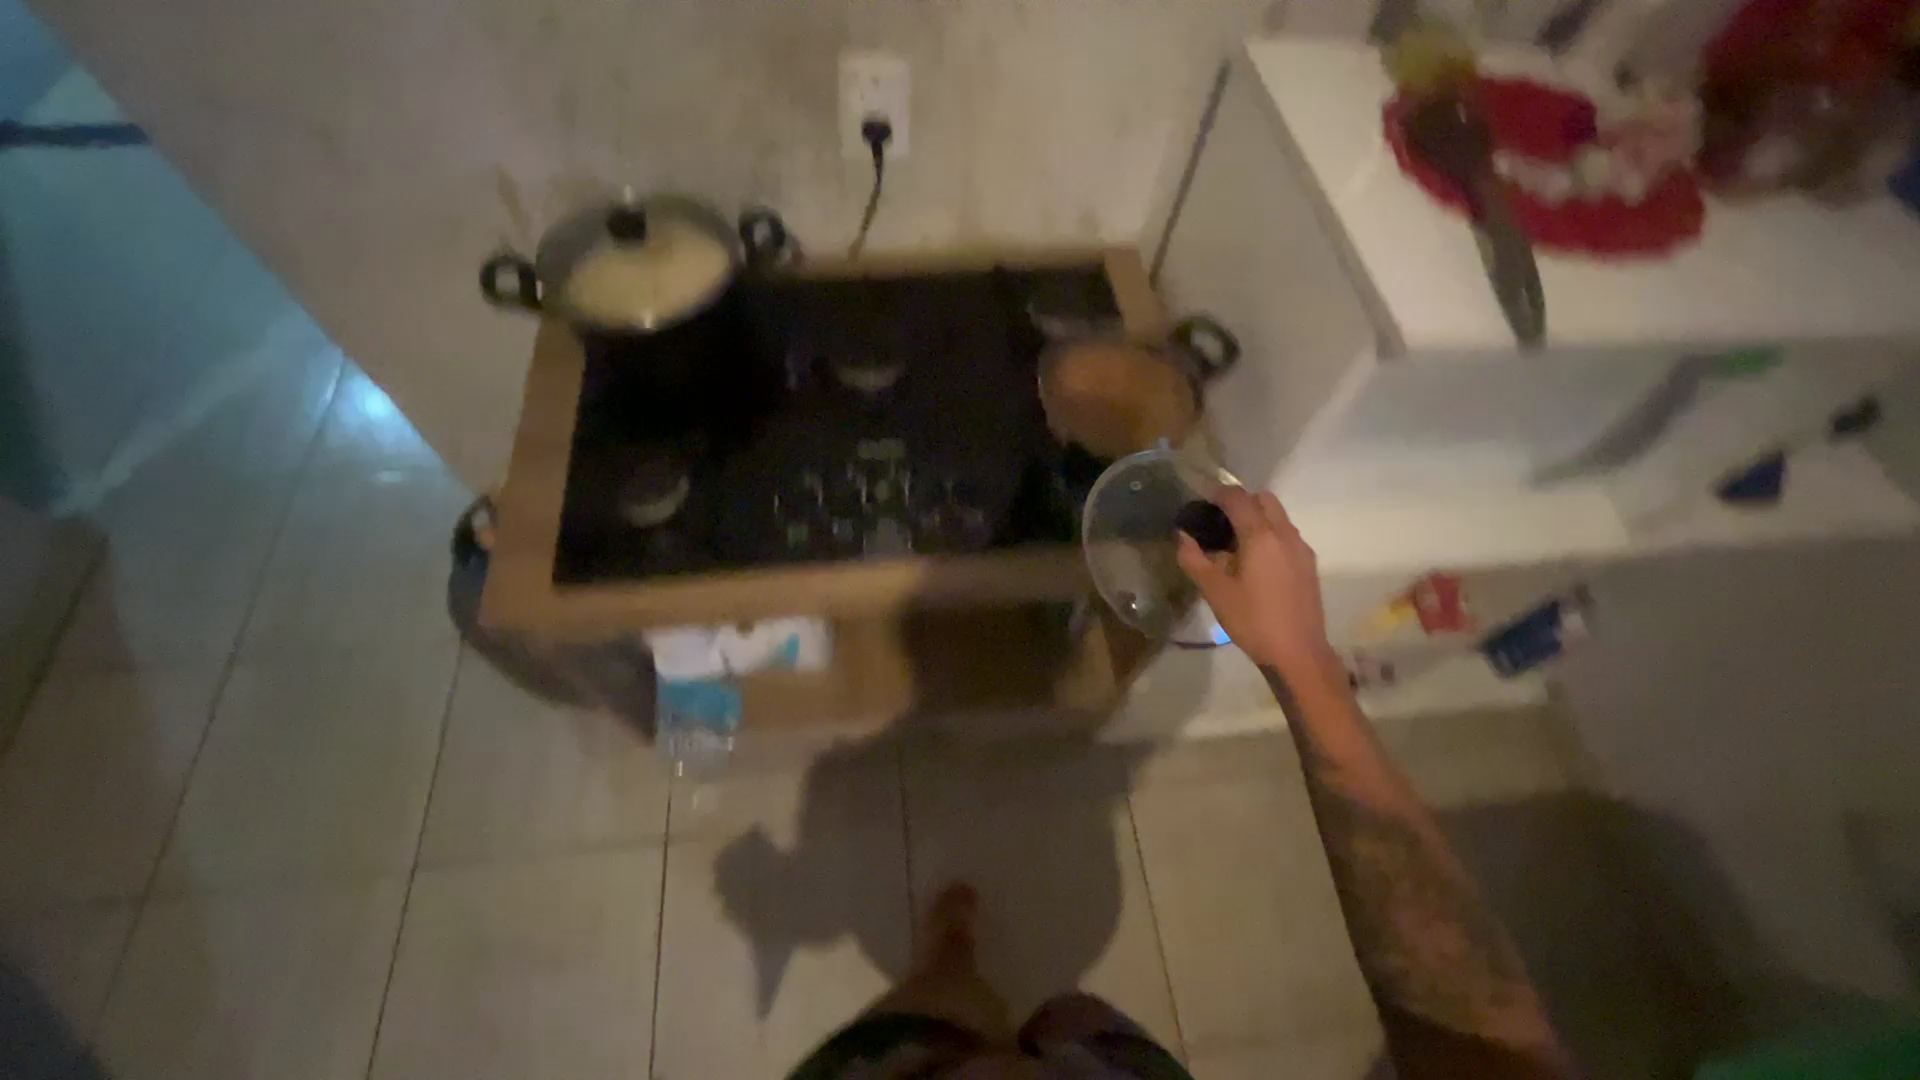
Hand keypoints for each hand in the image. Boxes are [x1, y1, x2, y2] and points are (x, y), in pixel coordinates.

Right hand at [1177, 486, 1339, 683]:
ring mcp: (1301, 548)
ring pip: (1278, 517)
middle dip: (1241, 503)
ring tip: (1235, 546)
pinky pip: (1286, 535)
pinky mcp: (1309, 564)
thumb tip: (1182, 536)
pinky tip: (1256, 564)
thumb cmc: (1252, 620)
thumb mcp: (1214, 591)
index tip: (1201, 504)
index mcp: (1260, 535)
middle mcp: (1284, 534)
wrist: (1298, 652)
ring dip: (1257, 519)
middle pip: (1263, 499)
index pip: (1238, 498)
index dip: (1217, 494)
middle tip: (1219, 523)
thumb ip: (1194, 559)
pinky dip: (1270, 536)